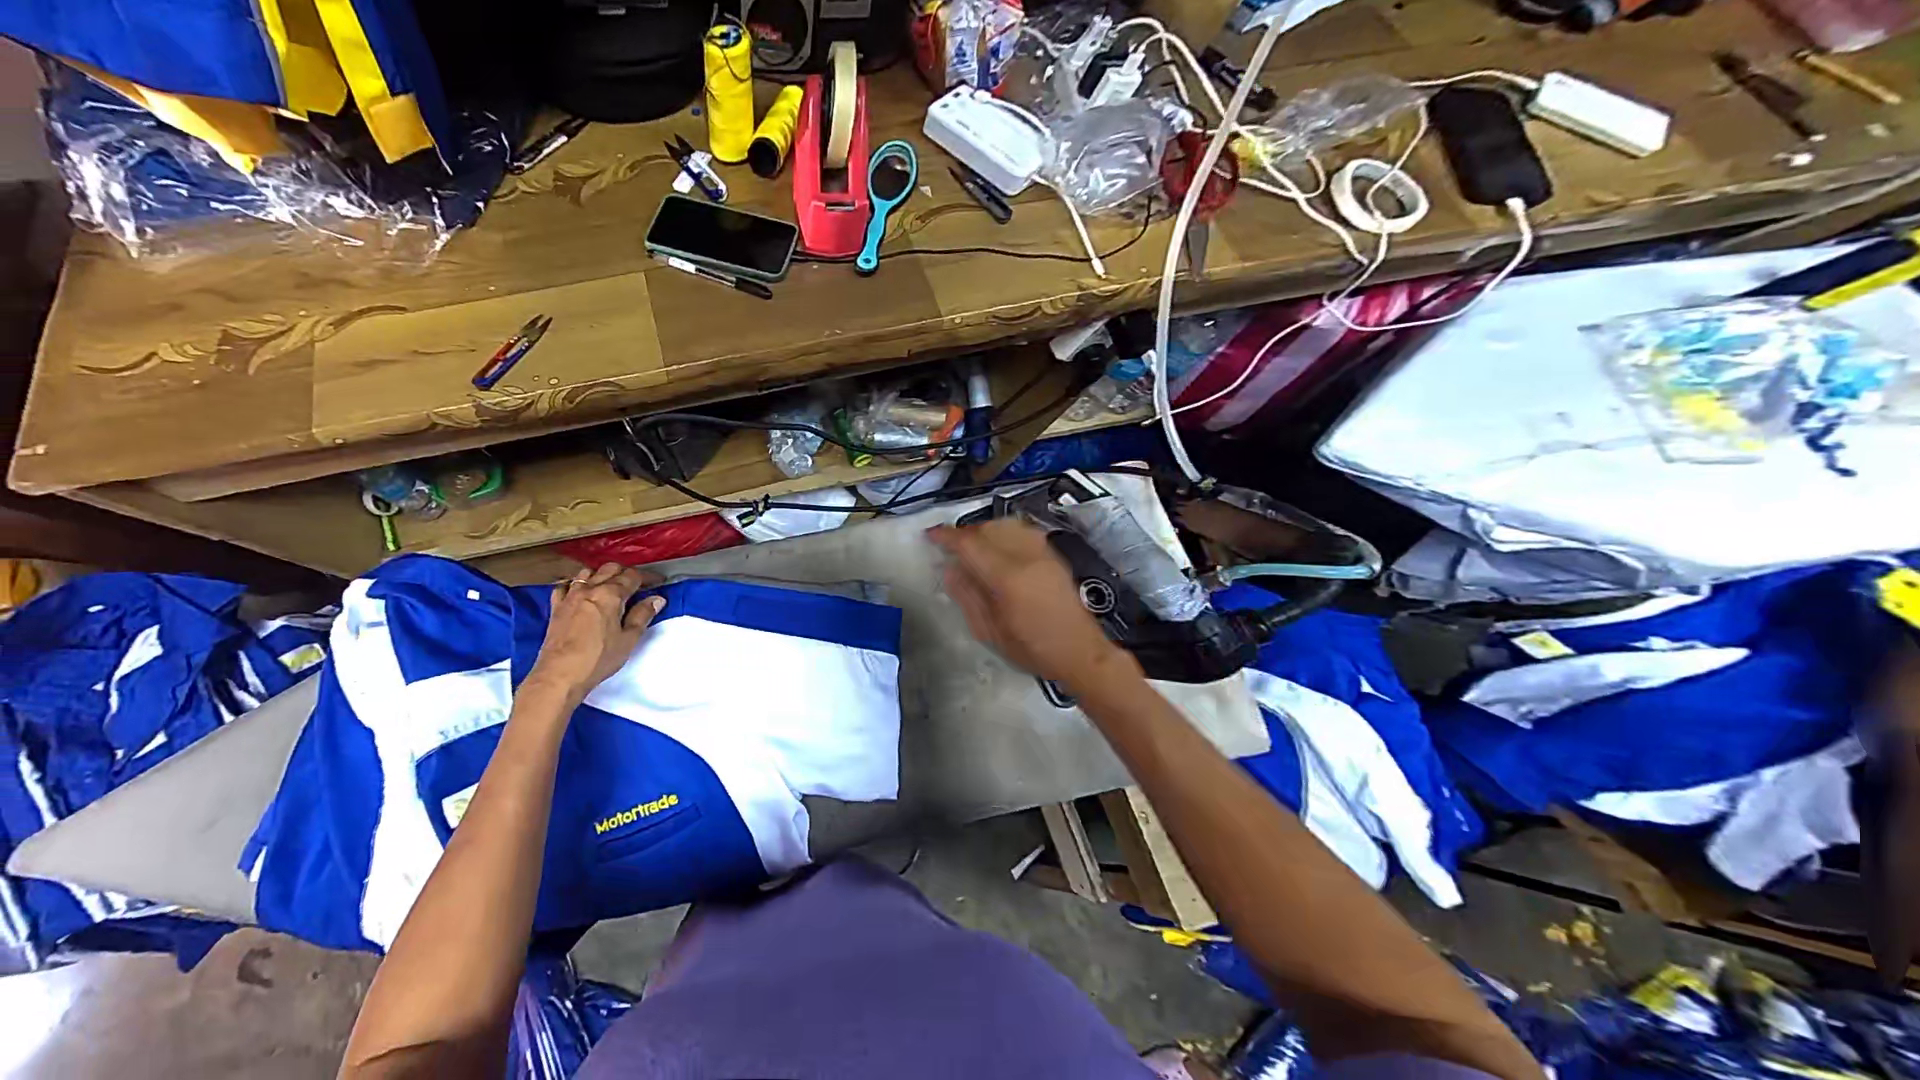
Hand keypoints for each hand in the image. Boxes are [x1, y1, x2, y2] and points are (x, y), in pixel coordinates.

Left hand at [525, 563, 665, 701]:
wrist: (560, 674)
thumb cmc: (598, 658)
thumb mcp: (629, 638)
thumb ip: (643, 615)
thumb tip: (656, 599)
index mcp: (610, 594)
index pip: (632, 576)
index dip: (648, 577)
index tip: (658, 581)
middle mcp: (589, 589)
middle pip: (610, 569)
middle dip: (626, 573)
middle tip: (638, 584)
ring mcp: (569, 596)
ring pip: (587, 573)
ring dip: (602, 574)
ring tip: (611, 586)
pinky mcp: (556, 607)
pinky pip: (565, 585)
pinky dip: (576, 583)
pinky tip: (580, 591)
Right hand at [929, 521, 1135, 690]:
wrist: (1080, 651)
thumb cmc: (1032, 649)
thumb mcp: (990, 631)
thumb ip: (968, 596)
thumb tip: (950, 569)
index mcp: (1007, 577)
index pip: (970, 544)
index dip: (946, 537)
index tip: (930, 535)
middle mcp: (1026, 556)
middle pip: (988, 528)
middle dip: (965, 533)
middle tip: (950, 547)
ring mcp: (1043, 552)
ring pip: (1007, 524)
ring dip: (985, 529)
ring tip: (973, 547)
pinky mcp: (1054, 555)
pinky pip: (1023, 530)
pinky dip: (1004, 532)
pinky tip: (998, 548)